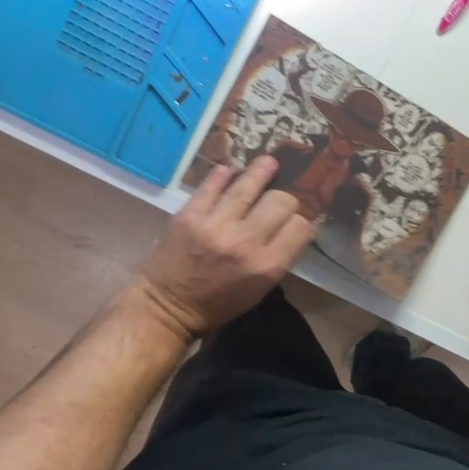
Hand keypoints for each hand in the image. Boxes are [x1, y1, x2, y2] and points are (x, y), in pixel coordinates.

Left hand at [132, 156, 314, 340]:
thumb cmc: (218, 305)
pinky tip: (231, 171)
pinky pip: (212, 184)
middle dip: (286, 198)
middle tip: (280, 200)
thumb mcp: (259, 290)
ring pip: (248, 185)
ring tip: (268, 162)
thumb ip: (278, 258)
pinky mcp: (190, 214)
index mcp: (266, 266)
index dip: (301, 221)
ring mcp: (216, 224)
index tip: (295, 220)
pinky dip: (223, 175)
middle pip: (281, 202)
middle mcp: (245, 242)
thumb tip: (292, 227)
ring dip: (262, 171)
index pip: (300, 227)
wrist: (166, 307)